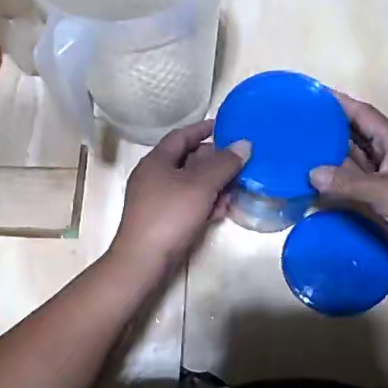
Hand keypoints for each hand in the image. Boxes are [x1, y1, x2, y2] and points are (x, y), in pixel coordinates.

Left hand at [110, 119, 249, 271]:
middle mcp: (154, 176)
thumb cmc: (170, 215)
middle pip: (188, 160)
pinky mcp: (162, 219)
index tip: (227, 127)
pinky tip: (220, 212)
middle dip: (215, 162)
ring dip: (213, 186)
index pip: (182, 136)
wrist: (144, 260)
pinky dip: (204, 203)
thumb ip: (224, 164)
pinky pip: (187, 203)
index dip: (204, 129)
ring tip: (234, 193)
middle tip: (239, 164)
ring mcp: (156, 199)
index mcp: (157, 160)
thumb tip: (244, 144)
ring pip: (190, 184)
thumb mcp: (201, 185)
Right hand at [310, 93, 387, 256]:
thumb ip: (346, 182)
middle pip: (359, 135)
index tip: (316, 94)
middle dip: (334, 128)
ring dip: (336, 155)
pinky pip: (360, 181)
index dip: (341, 103)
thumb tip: (312, 174)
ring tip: (306, 148)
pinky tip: (324, 180)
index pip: (363, 114)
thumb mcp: (382, 191)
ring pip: (358, 159)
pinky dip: (343, 179)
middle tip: (303, 123)